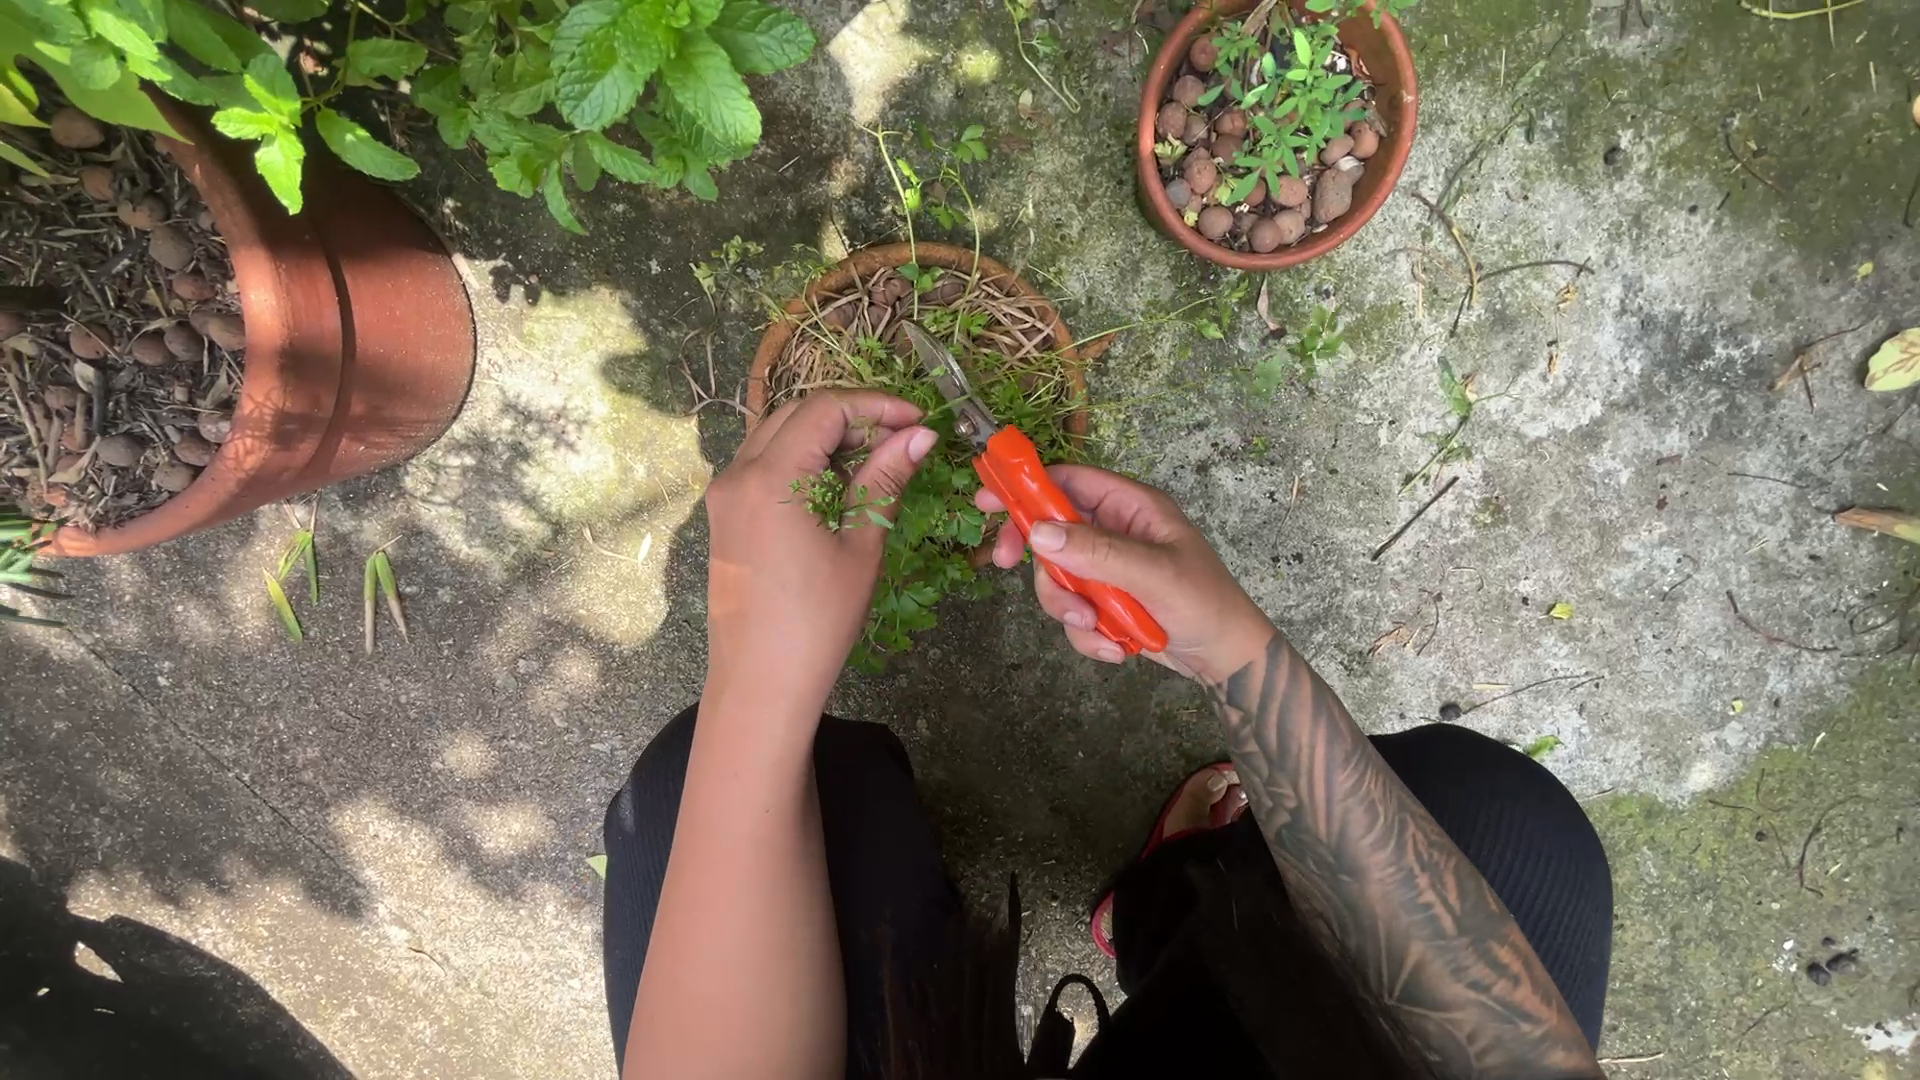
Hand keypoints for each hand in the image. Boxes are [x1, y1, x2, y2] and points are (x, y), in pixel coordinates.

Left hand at [706, 391, 936, 708]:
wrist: (760, 684)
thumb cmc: (817, 621)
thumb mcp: (861, 546)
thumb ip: (885, 481)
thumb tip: (921, 436)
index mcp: (769, 477)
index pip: (825, 409)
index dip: (876, 406)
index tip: (919, 421)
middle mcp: (737, 474)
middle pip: (798, 414)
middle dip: (853, 416)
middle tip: (901, 440)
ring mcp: (724, 494)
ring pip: (777, 435)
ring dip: (827, 436)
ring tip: (876, 460)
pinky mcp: (725, 515)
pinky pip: (764, 464)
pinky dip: (802, 459)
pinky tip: (837, 484)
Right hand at [976, 465, 1273, 682]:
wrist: (1224, 659)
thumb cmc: (1203, 603)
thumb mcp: (1154, 574)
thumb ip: (1098, 552)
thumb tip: (1039, 533)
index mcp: (1130, 507)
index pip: (1068, 482)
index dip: (1026, 487)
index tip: (986, 503)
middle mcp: (1112, 532)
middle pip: (1050, 533)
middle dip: (1038, 560)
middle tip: (1006, 567)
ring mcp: (1105, 569)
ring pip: (1056, 577)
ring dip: (1068, 607)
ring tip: (1099, 627)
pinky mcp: (1103, 602)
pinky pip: (1071, 611)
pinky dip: (1085, 633)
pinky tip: (1115, 647)